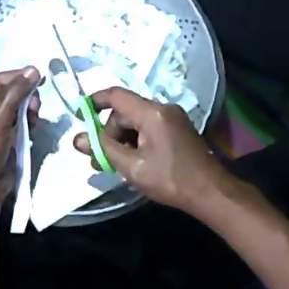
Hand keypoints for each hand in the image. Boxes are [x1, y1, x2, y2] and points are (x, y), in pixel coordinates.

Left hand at [0, 67, 39, 202]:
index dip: (18, 77)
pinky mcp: (6, 140)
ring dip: (28, 111)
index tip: (39, 76)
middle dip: (25, 96)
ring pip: (18, 109)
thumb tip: (34, 69)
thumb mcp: (0, 117)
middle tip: (36, 104)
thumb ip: (17, 93)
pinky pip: (20, 124)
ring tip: (33, 118)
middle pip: (10, 94)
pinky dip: (28, 123)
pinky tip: (32, 129)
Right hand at [73, 87, 235, 215]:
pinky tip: (133, 161)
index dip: (95, 102)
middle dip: (109, 133)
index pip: (116, 96)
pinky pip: (149, 127)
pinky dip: (137, 140)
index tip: (80, 114)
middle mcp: (163, 109)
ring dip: (123, 140)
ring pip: (136, 121)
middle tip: (100, 159)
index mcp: (151, 113)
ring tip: (116, 165)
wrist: (210, 192)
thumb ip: (103, 150)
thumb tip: (78, 139)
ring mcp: (173, 118)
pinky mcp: (178, 129)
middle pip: (125, 112)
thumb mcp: (131, 167)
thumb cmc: (169, 179)